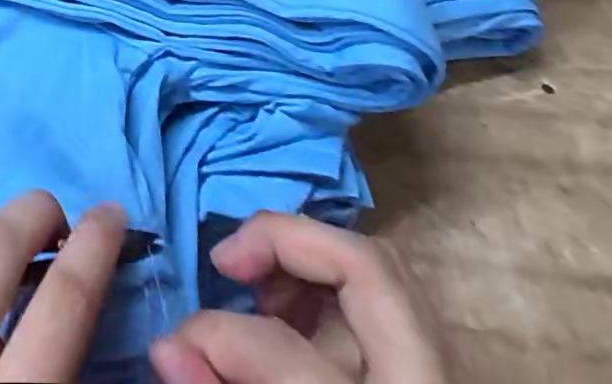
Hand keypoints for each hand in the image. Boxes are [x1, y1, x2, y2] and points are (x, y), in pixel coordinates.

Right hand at [149, 212, 443, 383]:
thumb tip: (167, 348)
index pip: (285, 353)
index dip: (215, 335)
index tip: (174, 346)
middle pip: (371, 268)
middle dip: (283, 241)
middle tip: (225, 261)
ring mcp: (445, 382)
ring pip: (382, 269)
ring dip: (305, 258)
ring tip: (254, 286)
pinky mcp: (434, 378)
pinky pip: (384, 297)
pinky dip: (325, 280)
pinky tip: (289, 311)